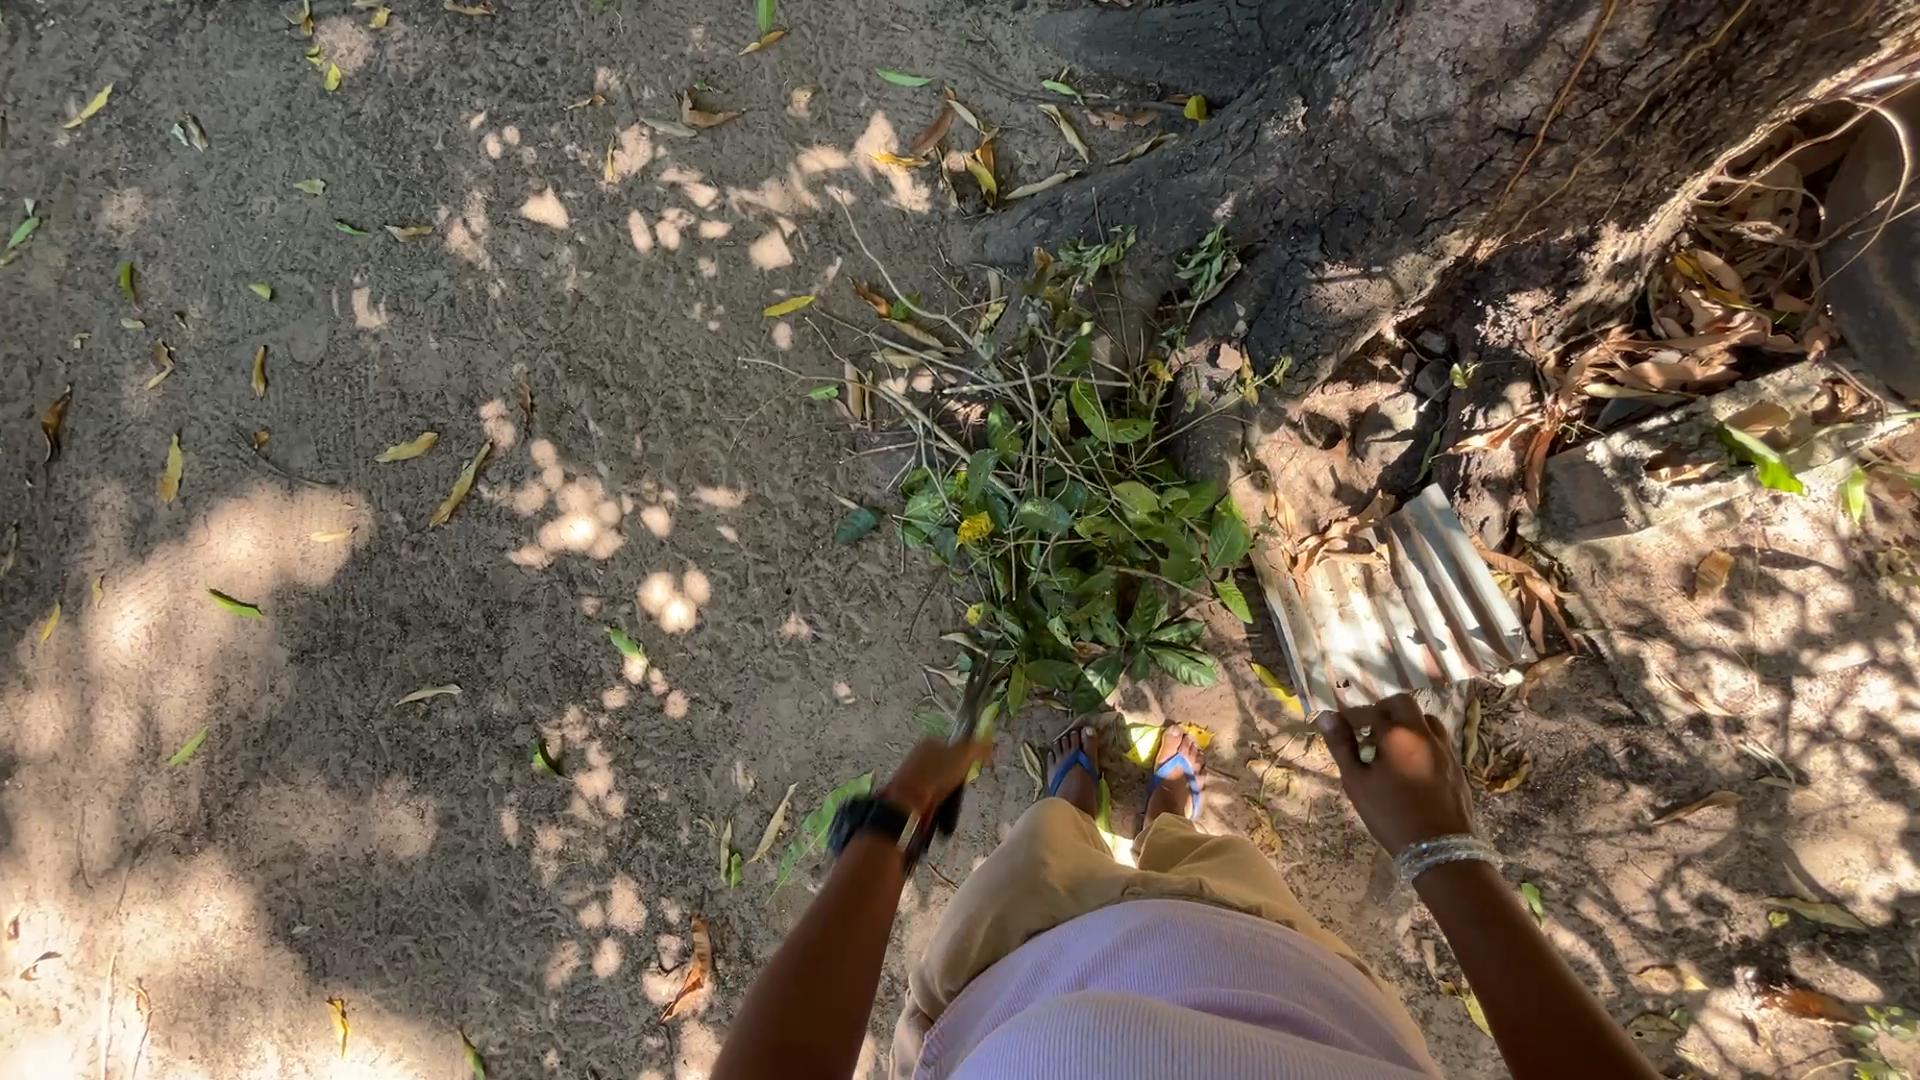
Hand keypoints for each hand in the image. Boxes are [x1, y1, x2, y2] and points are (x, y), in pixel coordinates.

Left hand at [879, 737, 992, 819]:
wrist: (908, 804)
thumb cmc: (936, 776)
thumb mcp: (963, 757)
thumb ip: (978, 747)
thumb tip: (991, 741)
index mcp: (930, 741)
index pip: (955, 744)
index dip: (967, 755)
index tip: (974, 768)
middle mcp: (920, 754)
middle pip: (948, 762)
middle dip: (957, 774)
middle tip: (962, 785)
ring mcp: (914, 772)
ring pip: (940, 779)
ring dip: (948, 789)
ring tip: (952, 798)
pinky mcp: (910, 791)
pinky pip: (931, 792)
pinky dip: (937, 799)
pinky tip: (941, 804)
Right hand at [1319, 695, 1474, 854]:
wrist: (1440, 849)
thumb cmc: (1389, 814)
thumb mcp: (1356, 781)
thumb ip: (1341, 745)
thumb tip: (1325, 716)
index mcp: (1397, 735)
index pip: (1369, 711)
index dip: (1351, 716)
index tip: (1340, 726)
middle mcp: (1424, 735)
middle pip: (1404, 704)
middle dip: (1382, 709)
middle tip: (1367, 727)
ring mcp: (1445, 750)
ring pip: (1426, 720)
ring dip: (1406, 722)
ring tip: (1391, 742)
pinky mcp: (1457, 767)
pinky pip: (1438, 741)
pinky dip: (1421, 740)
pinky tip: (1410, 761)